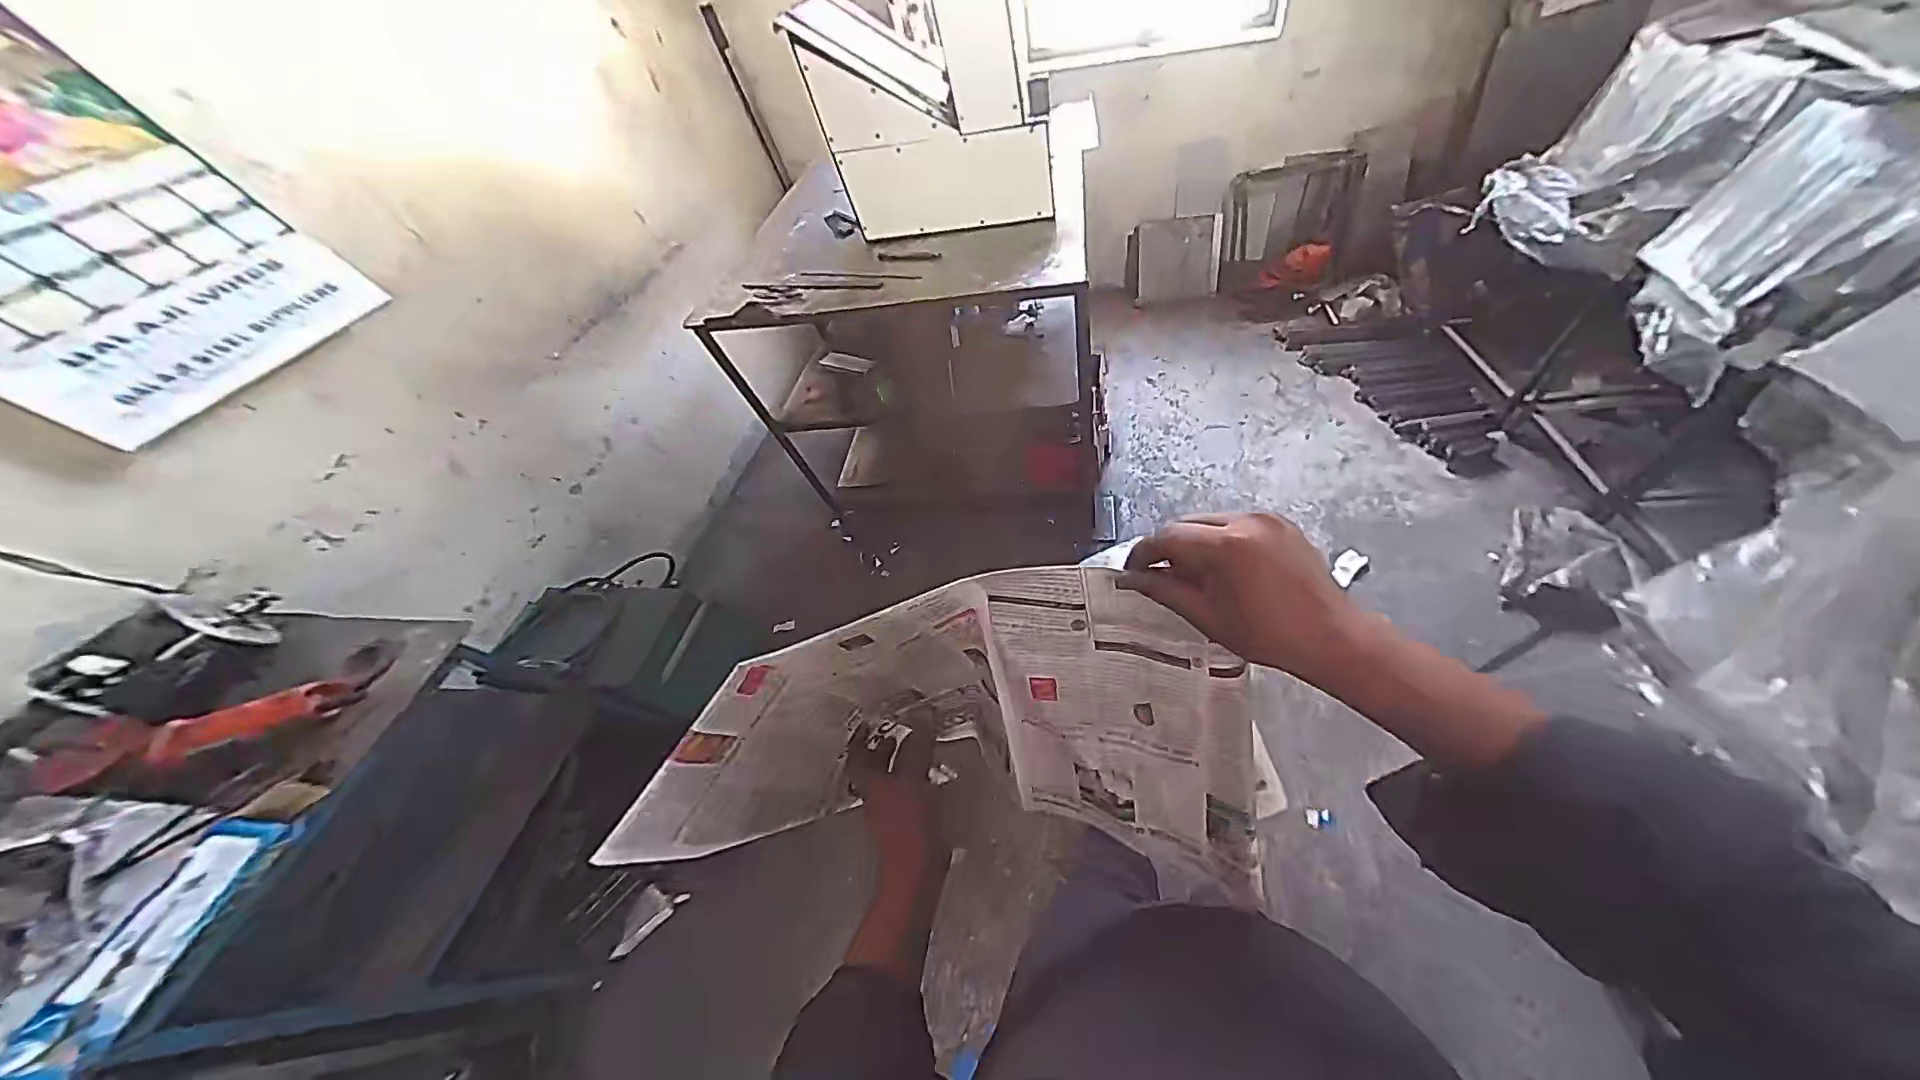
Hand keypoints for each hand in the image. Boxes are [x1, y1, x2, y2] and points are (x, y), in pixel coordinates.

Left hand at [845, 714, 941, 870]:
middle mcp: (875, 795)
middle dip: (884, 746)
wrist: (915, 874)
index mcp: (870, 781)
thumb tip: (921, 718)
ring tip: (921, 748)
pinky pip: (906, 793)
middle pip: (873, 765)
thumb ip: (917, 748)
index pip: (858, 752)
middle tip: (900, 729)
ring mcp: (889, 811)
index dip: (862, 735)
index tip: (869, 721)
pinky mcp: (905, 824)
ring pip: (890, 778)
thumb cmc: (909, 825)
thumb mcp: (914, 779)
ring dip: (902, 761)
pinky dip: (915, 780)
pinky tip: (933, 777)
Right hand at [1120, 512, 1364, 680]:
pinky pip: (1235, 524)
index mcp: (1226, 544)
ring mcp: (1266, 520)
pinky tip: (1221, 568)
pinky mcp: (1280, 524)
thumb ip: (1165, 591)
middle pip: (1187, 524)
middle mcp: (1246, 521)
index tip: (1133, 570)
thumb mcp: (1207, 616)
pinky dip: (1219, 540)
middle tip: (1158, 575)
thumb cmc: (1270, 635)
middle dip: (1168, 548)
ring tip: (1192, 575)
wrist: (1331, 637)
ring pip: (1209, 522)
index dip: (1144, 553)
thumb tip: (1135, 580)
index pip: (1167, 537)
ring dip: (1193, 543)